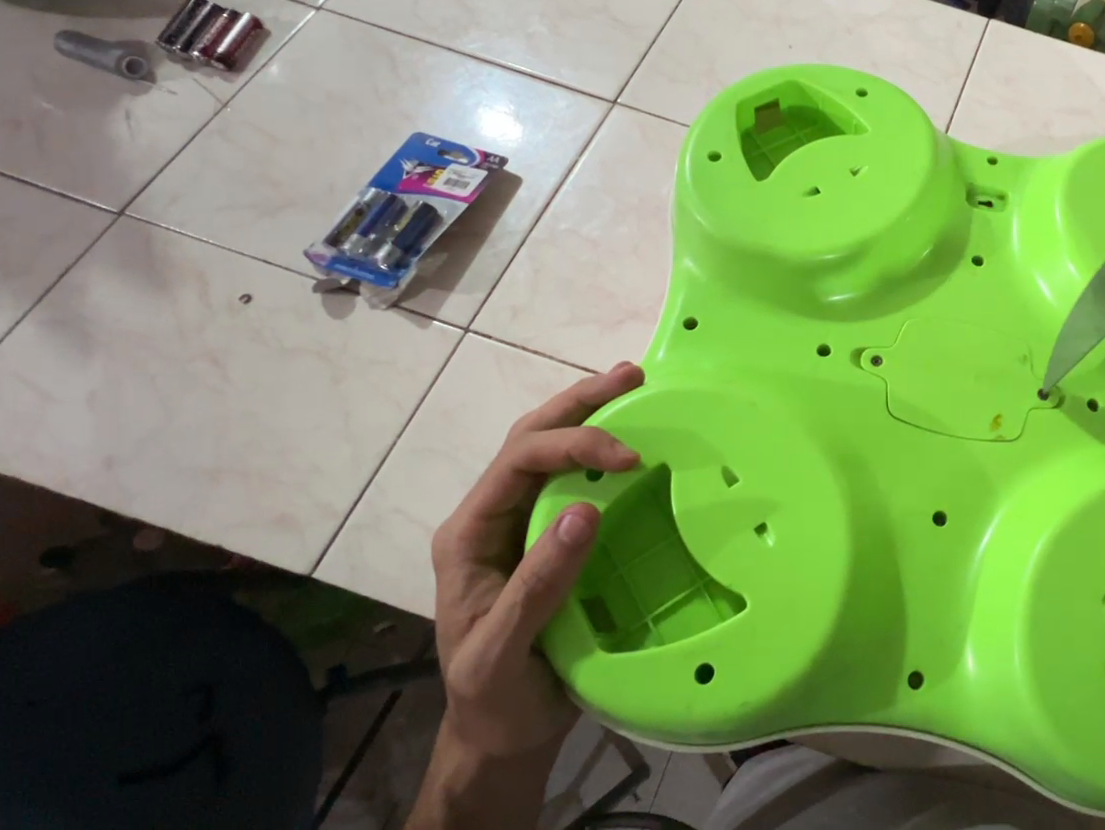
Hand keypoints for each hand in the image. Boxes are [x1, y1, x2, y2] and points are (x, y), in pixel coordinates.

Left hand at [429, 362, 644, 759]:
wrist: (503, 729)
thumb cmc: (496, 695)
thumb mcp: (503, 649)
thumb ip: (537, 585)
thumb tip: (585, 510)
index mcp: (472, 533)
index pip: (519, 463)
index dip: (574, 446)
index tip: (632, 458)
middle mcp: (495, 516)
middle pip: (529, 438)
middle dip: (578, 403)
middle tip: (631, 375)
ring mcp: (524, 523)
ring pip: (549, 449)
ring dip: (589, 412)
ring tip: (633, 383)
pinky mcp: (553, 536)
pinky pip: (575, 478)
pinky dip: (603, 446)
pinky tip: (632, 434)